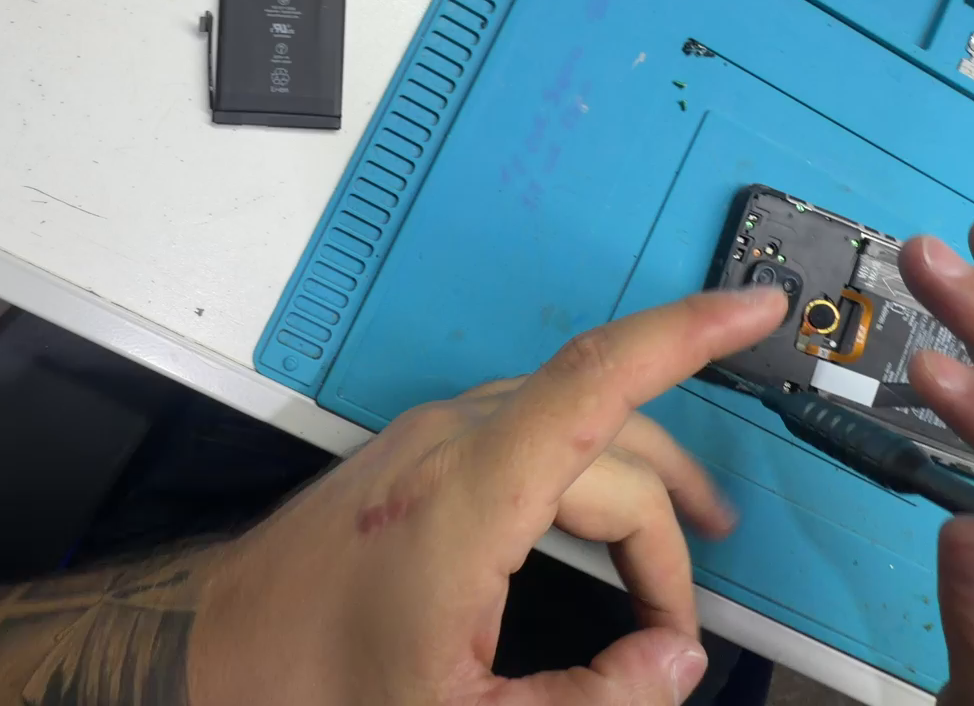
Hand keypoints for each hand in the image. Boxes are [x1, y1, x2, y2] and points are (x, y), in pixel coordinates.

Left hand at [189, 288, 787, 705]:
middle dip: (669, 523)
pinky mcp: (422, 444)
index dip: (685, 333)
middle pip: (605, 435)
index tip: (752, 307)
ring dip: (630, 489)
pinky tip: (590, 527)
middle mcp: (454, 433)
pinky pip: (528, 431)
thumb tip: (675, 661)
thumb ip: (591, 703)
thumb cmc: (322, 684)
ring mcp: (434, 430)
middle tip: (683, 622)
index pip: (598, 378)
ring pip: (569, 425)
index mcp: (469, 488)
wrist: (221, 642)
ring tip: (665, 570)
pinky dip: (580, 475)